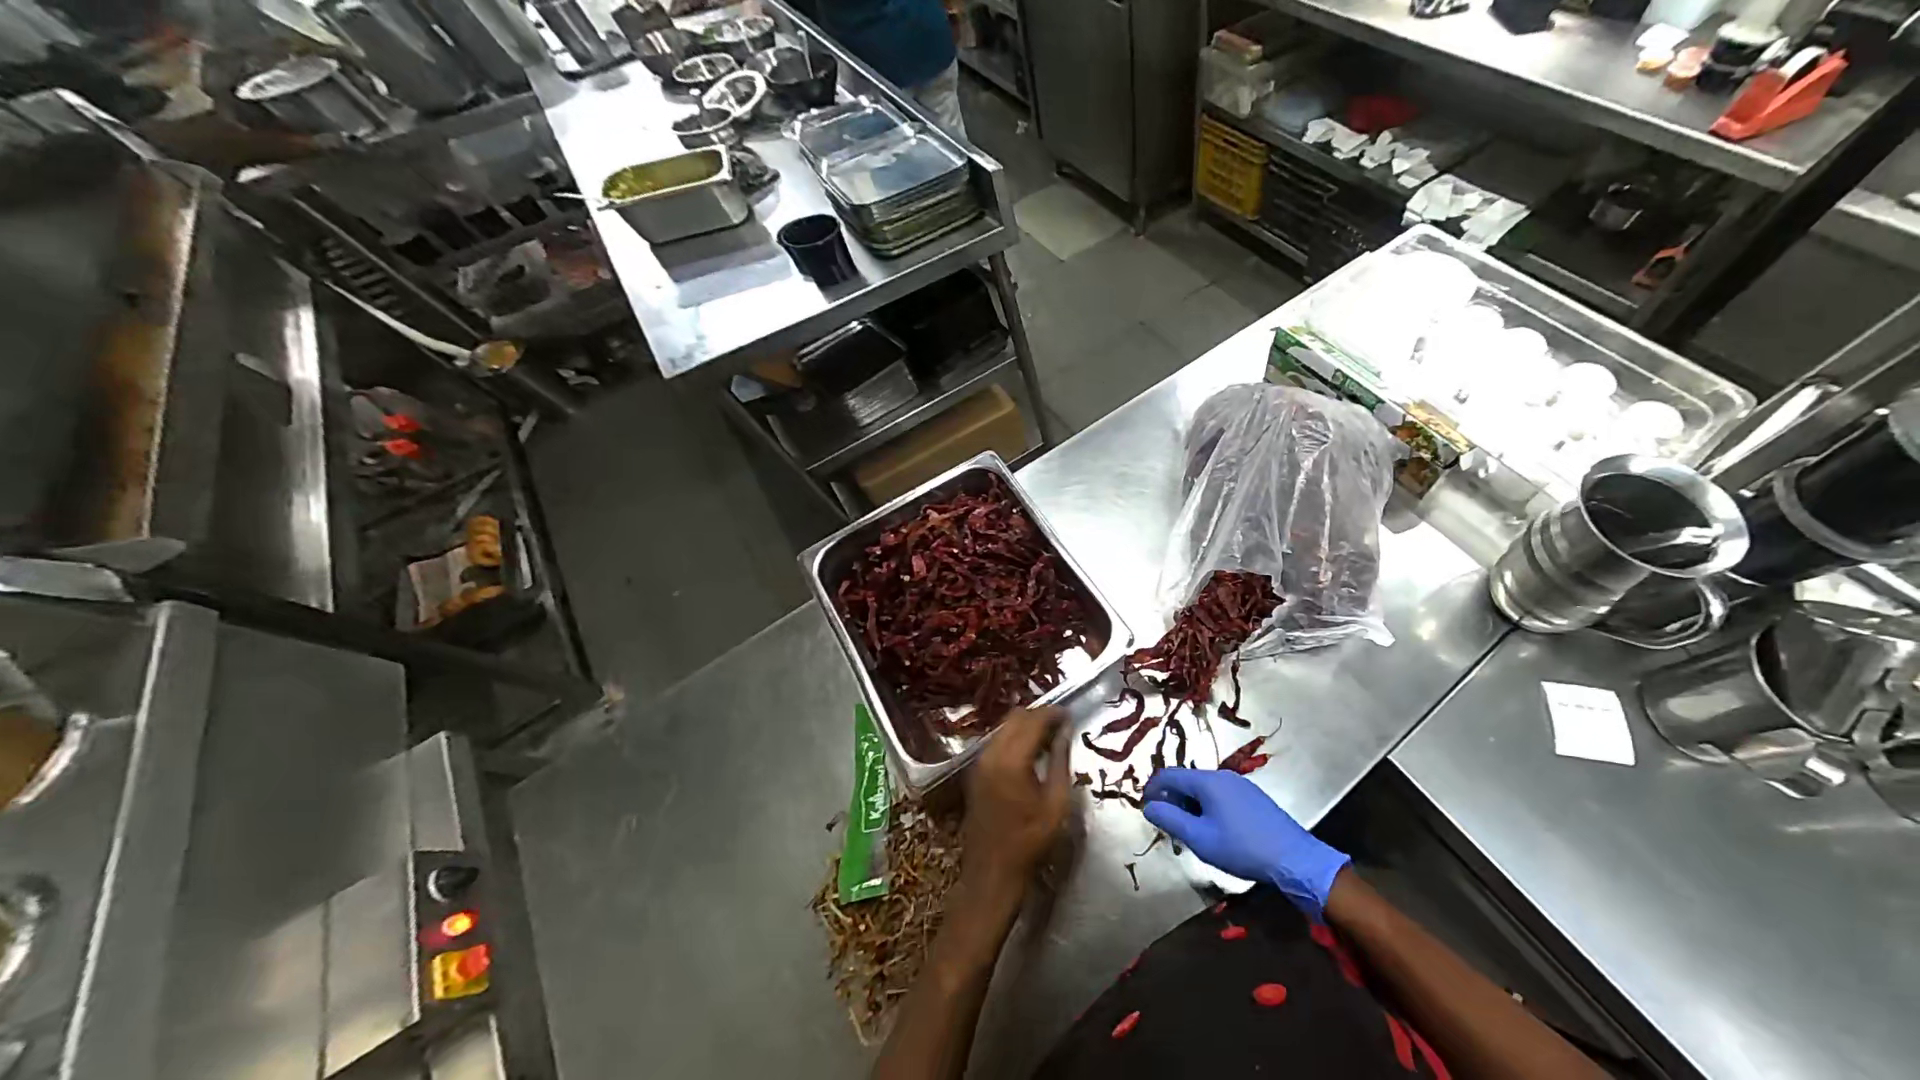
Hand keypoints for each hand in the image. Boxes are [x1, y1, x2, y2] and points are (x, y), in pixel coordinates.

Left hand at [961, 706, 1070, 896]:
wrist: (992, 870)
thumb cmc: (1030, 841)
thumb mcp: (1057, 804)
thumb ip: (1061, 763)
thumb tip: (1065, 733)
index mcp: (1011, 761)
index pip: (1033, 721)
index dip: (1052, 713)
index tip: (1069, 713)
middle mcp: (990, 754)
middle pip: (1014, 718)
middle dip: (1038, 715)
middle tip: (1060, 724)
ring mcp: (979, 762)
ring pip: (1003, 728)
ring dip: (1024, 726)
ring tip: (1048, 737)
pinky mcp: (975, 771)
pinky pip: (996, 742)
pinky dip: (1013, 738)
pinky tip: (1029, 752)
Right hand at [1142, 767, 1350, 918]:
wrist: (1295, 859)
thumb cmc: (1242, 848)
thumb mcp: (1199, 838)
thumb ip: (1170, 819)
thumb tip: (1148, 806)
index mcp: (1207, 781)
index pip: (1169, 775)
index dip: (1153, 790)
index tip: (1146, 809)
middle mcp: (1223, 776)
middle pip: (1187, 780)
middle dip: (1173, 800)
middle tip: (1170, 826)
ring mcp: (1241, 785)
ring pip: (1204, 788)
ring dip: (1191, 805)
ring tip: (1192, 832)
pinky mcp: (1254, 797)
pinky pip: (1220, 795)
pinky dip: (1209, 807)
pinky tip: (1216, 830)